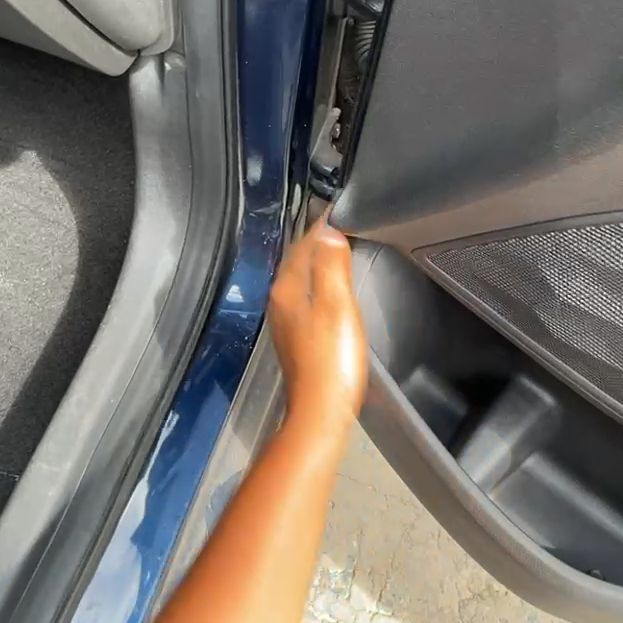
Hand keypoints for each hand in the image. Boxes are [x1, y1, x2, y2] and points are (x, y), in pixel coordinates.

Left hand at [269, 217, 366, 432]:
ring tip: (339, 253)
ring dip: (317, 265)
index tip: (341, 211)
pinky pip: (306, 302)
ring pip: (301, 282)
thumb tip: (328, 232)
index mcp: (287, 290)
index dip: (323, 226)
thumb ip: (331, 265)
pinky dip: (319, 289)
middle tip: (342, 228)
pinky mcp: (296, 341)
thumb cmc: (332, 360)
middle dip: (317, 243)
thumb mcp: (338, 305)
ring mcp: (286, 324)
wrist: (321, 411)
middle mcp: (280, 303)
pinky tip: (333, 293)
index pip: (303, 244)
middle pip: (298, 262)